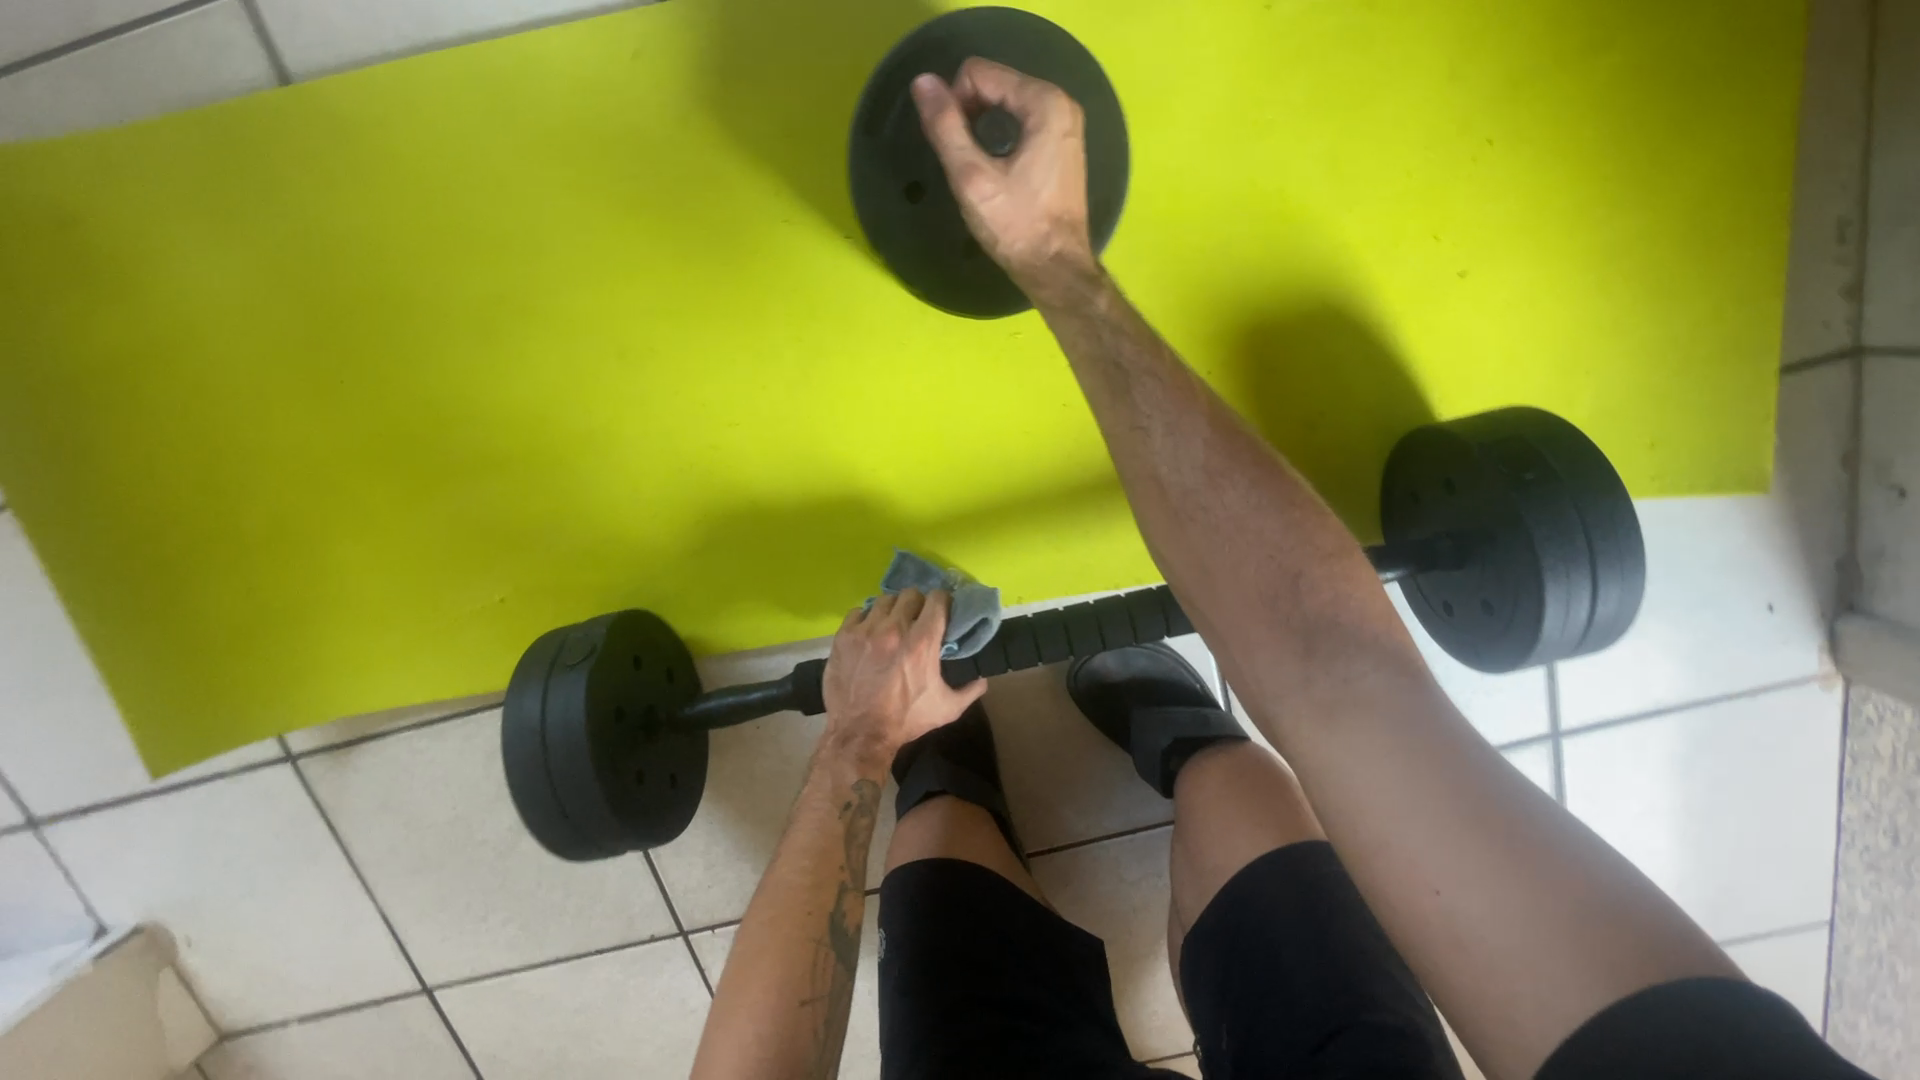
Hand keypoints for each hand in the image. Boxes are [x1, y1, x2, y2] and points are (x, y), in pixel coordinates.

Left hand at [821, 588, 987, 763]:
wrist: (860, 733)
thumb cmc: (906, 720)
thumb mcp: (947, 709)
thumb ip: (970, 691)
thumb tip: (983, 679)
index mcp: (922, 642)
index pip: (936, 600)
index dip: (942, 601)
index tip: (942, 609)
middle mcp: (894, 629)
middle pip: (910, 595)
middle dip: (918, 604)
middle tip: (917, 618)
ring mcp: (866, 631)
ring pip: (884, 600)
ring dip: (892, 609)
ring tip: (892, 623)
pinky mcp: (844, 637)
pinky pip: (858, 612)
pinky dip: (866, 618)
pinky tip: (869, 631)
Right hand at [911, 59, 1100, 304]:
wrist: (1056, 268)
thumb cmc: (1017, 227)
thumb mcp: (972, 178)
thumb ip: (946, 127)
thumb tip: (922, 82)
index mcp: (1044, 103)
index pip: (980, 73)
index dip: (954, 103)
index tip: (953, 146)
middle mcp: (1061, 104)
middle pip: (995, 84)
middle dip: (970, 114)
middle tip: (963, 160)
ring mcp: (1065, 126)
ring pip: (1006, 105)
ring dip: (983, 129)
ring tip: (977, 169)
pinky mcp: (1062, 147)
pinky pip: (1021, 124)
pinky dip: (1001, 139)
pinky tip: (995, 173)